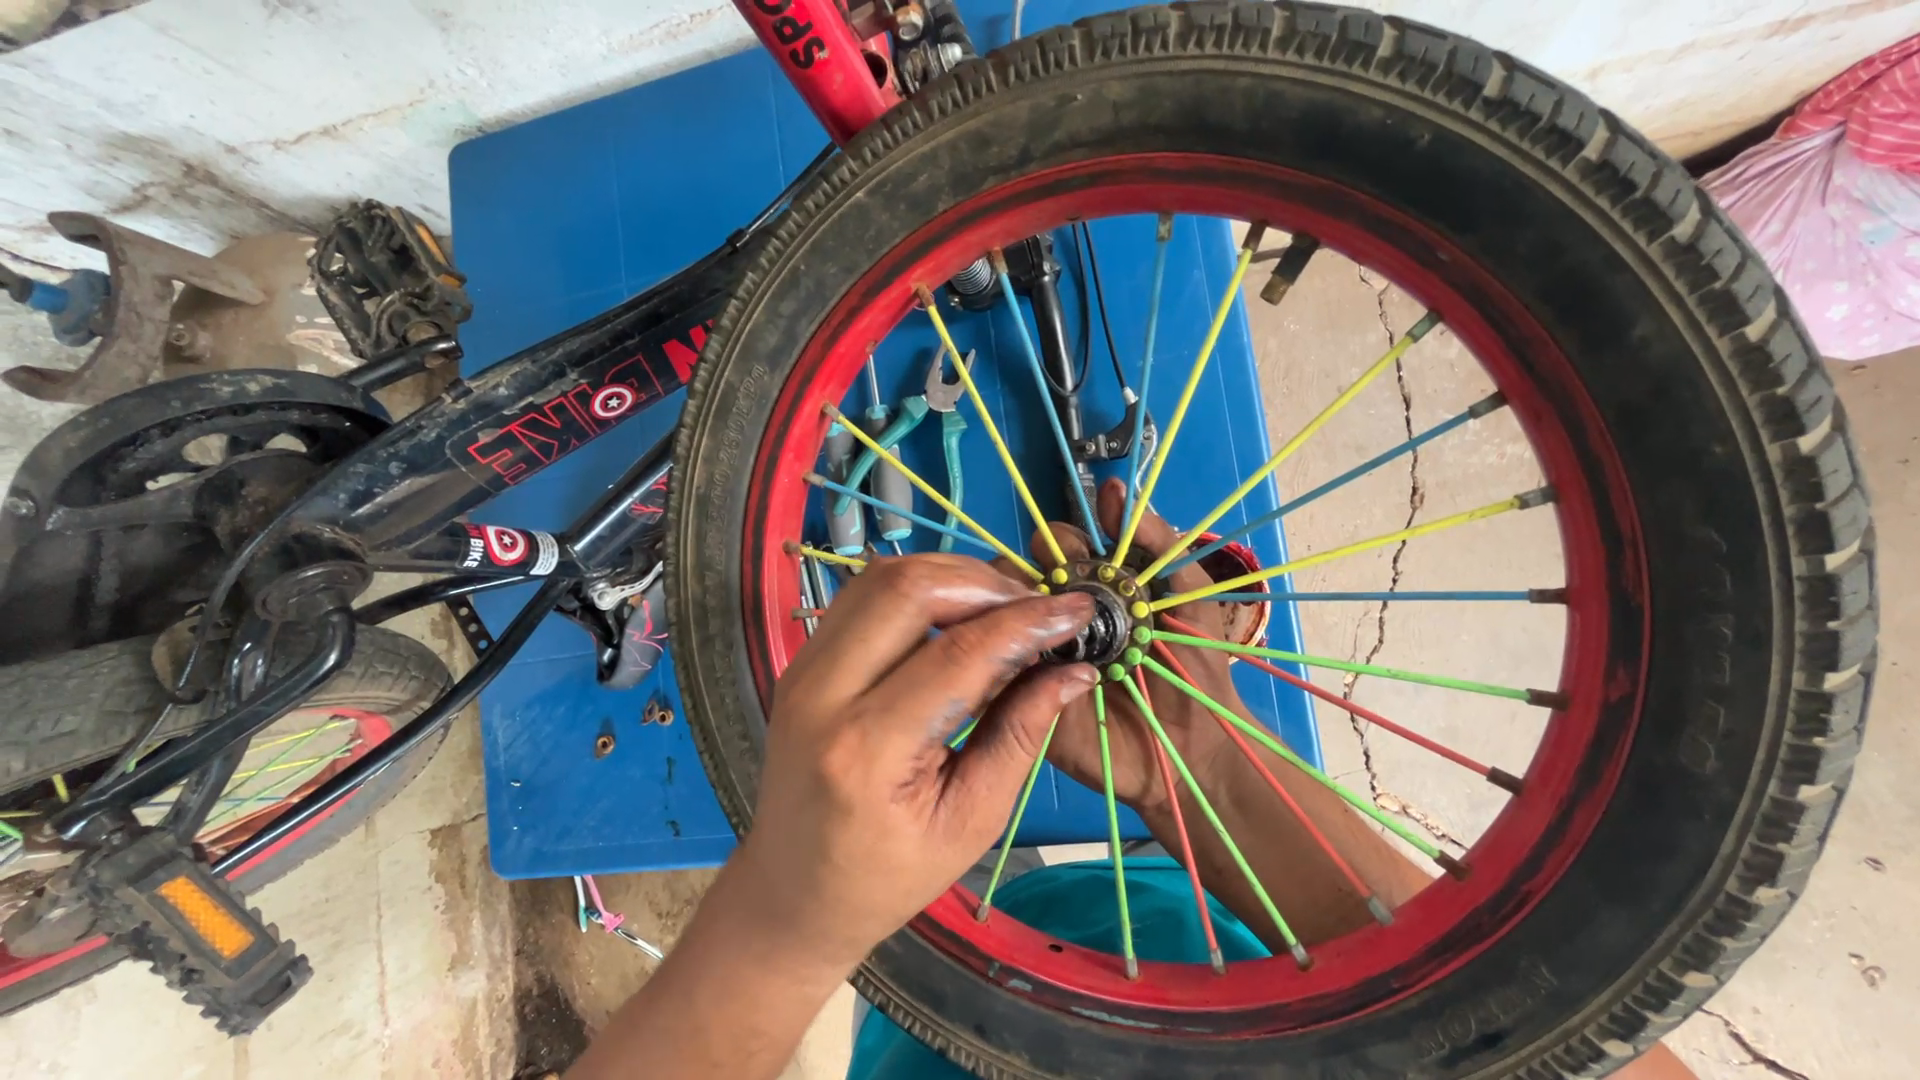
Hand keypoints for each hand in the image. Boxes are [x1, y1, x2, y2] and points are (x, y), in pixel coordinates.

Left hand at [726, 555, 1097, 971]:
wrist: (791, 890)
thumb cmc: (886, 876)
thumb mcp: (970, 821)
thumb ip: (1021, 735)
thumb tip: (1073, 670)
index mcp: (866, 750)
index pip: (958, 654)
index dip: (1027, 623)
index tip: (1079, 611)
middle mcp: (822, 693)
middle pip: (908, 589)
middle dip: (986, 584)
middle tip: (1036, 609)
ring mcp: (802, 669)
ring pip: (881, 577)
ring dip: (952, 578)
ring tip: (1003, 608)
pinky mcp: (801, 660)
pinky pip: (862, 595)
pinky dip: (918, 589)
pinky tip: (957, 615)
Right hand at [1012, 480, 1252, 819]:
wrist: (1195, 748)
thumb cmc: (1195, 668)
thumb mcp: (1188, 595)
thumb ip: (1157, 541)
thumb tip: (1113, 489)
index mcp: (1093, 590)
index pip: (1057, 549)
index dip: (1060, 540)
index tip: (1079, 548)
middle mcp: (1057, 616)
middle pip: (1020, 575)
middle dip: (1031, 566)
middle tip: (1058, 581)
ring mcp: (1036, 655)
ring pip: (997, 615)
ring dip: (1009, 605)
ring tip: (1039, 614)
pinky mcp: (1023, 697)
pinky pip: (993, 667)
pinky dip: (995, 650)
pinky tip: (1017, 647)